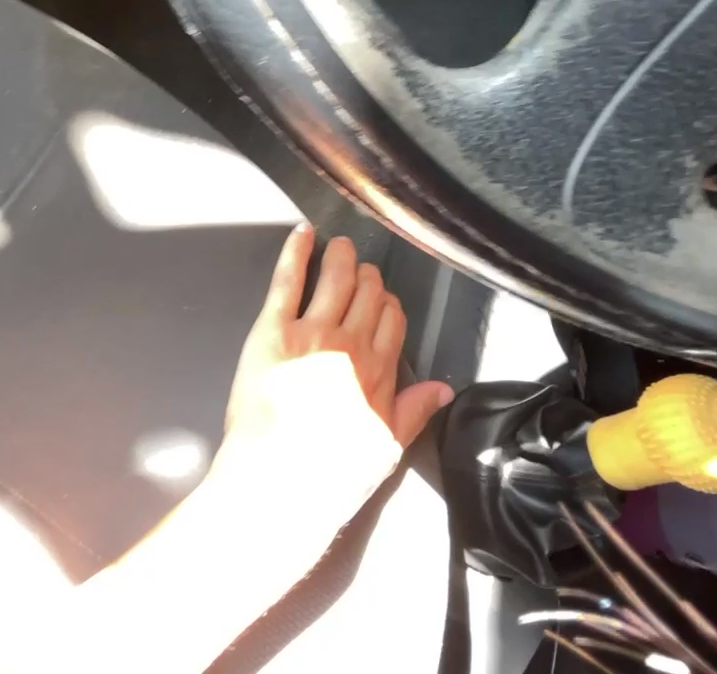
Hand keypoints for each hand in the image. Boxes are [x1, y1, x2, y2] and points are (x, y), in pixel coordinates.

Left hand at [210, 225, 454, 528]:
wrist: (278, 482)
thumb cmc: (331, 474)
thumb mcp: (386, 449)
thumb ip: (414, 411)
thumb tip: (443, 388)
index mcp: (379, 371)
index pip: (393, 319)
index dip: (389, 304)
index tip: (382, 299)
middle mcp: (351, 344)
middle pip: (368, 294)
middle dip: (368, 277)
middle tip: (362, 269)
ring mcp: (312, 332)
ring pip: (336, 279)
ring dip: (342, 257)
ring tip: (341, 245)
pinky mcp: (273, 329)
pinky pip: (288, 280)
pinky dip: (296, 252)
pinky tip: (303, 234)